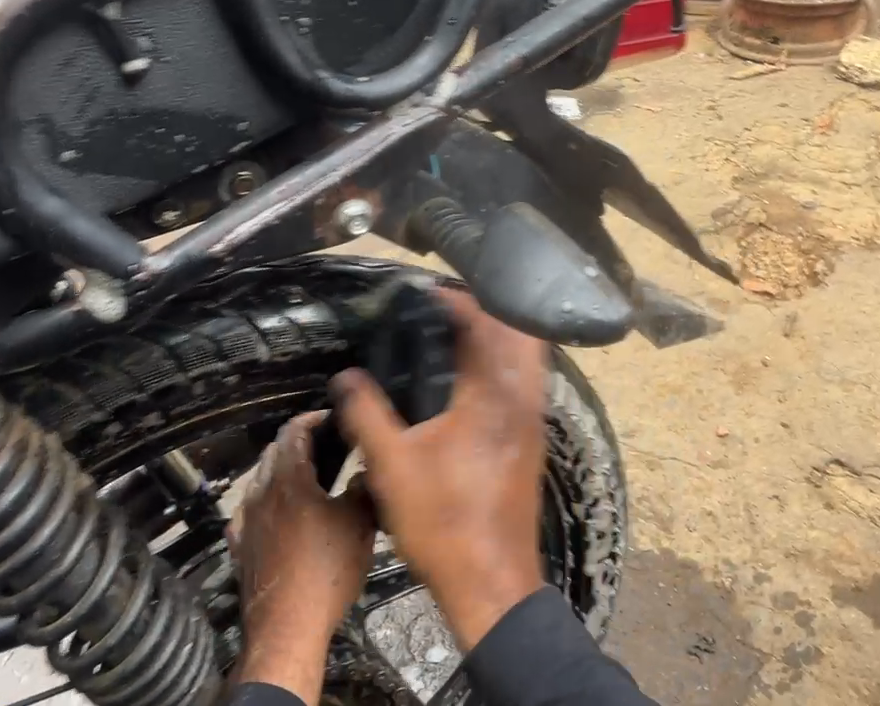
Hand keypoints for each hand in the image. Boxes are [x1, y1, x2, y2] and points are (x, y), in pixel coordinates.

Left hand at [230, 411, 376, 703]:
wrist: (286, 627)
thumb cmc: (325, 572)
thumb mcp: (358, 525)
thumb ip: (363, 489)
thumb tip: (364, 471)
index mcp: (289, 477)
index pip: (294, 429)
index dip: (313, 418)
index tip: (330, 420)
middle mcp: (261, 491)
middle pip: (275, 450)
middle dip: (298, 442)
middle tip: (325, 449)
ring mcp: (245, 519)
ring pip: (260, 479)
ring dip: (281, 470)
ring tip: (308, 481)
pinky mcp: (239, 545)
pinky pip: (249, 511)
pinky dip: (265, 502)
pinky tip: (278, 515)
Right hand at [333, 290, 546, 650]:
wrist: (492, 585)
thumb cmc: (443, 522)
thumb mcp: (390, 465)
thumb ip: (365, 412)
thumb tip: (346, 376)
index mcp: (492, 396)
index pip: (485, 324)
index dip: (458, 301)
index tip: (428, 294)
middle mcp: (523, 400)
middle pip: (521, 332)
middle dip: (489, 310)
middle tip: (450, 307)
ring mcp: (533, 422)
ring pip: (528, 359)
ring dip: (500, 337)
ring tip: (459, 335)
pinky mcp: (532, 442)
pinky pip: (525, 383)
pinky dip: (505, 365)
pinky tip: (471, 381)